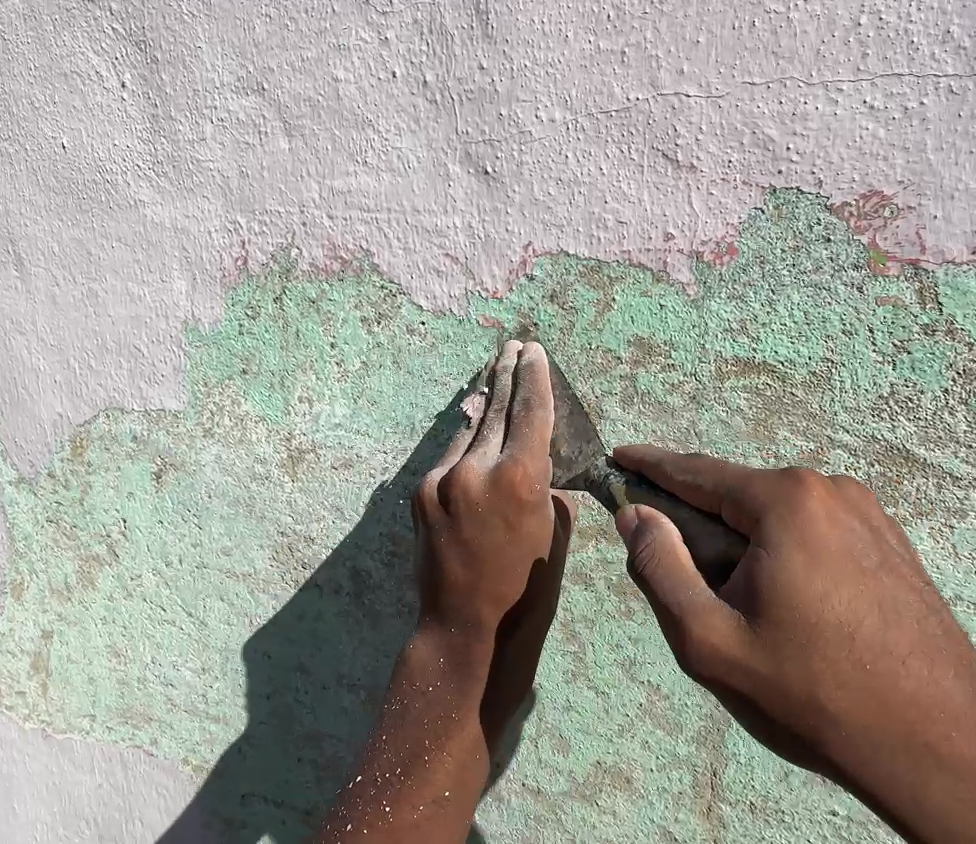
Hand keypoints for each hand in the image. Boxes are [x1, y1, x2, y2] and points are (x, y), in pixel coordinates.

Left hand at [419, 340, 573, 768]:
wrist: (466, 630)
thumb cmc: (527, 591)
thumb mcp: (554, 533)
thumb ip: (544, 485)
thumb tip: (533, 459)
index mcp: (521, 479)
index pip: (532, 412)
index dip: (536, 378)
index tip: (535, 350)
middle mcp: (478, 469)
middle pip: (498, 410)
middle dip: (507, 375)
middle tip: (512, 345)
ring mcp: (443, 479)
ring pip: (471, 431)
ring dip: (486, 405)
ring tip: (495, 374)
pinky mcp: (421, 493)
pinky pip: (451, 457)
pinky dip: (467, 443)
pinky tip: (475, 428)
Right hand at [611, 447, 975, 843]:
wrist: (945, 750)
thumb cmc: (815, 693)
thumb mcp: (711, 640)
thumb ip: (660, 568)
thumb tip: (636, 516)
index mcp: (785, 501)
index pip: (695, 472)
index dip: (650, 465)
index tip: (617, 455)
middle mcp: (829, 489)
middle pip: (737, 494)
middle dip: (700, 522)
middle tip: (676, 570)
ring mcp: (869, 513)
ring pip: (777, 515)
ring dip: (743, 542)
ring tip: (738, 604)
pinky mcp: (892, 542)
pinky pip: (815, 531)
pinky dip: (783, 550)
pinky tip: (787, 604)